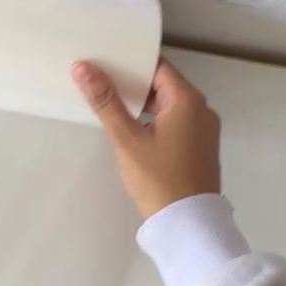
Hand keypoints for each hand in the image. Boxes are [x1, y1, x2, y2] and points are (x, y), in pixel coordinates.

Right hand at [72, 59, 220, 219]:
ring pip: (168, 105)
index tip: (105, 62)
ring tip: (111, 105)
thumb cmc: (158, 178)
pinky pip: (175, 121)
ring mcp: (203, 129)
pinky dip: (154, 119)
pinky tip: (132, 129)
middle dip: (133, 84)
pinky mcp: (199, 147)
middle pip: (163, 84)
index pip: (157, 67)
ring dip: (143, 104)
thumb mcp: (127, 138)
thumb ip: (105, 101)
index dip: (131, 63)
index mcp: (188, 100)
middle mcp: (201, 109)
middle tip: (100, 83)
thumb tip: (82, 68)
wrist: (187, 224)